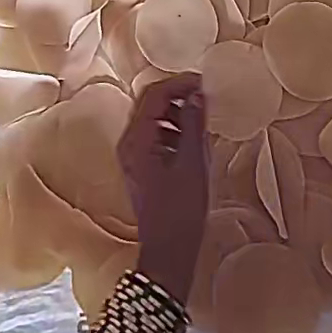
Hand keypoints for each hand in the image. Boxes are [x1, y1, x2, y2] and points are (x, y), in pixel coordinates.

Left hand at [117, 74, 208, 301]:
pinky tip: (191, 139)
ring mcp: (131, 155)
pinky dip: (171, 129)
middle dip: (176, 94)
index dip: (179, 83)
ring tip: (200, 118)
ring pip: (151, 118)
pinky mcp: (140, 166)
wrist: (168, 250)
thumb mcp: (192, 162)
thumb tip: (198, 95)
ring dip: (175, 111)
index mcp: (137, 140)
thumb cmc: (181, 208)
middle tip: (203, 94)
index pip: (154, 95)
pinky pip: (154, 135)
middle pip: (149, 103)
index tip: (204, 82)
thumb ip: (194, 124)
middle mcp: (128, 143)